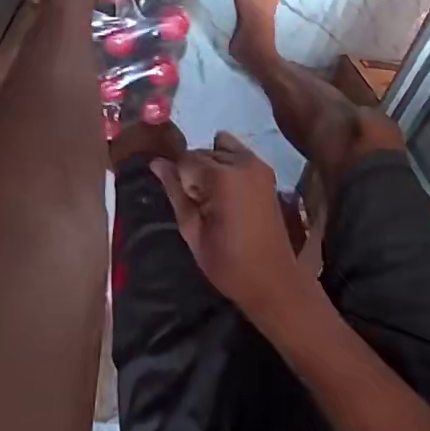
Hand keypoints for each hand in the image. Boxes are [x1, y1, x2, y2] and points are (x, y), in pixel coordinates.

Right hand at [152, 133, 310, 319]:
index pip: (185, 159)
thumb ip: (175, 191)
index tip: (187, 205)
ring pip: (220, 149)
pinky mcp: (267, 172)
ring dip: (211, 167)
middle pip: (203, 151)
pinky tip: (229, 195)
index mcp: (223, 177)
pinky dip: (228, 166)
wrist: (273, 281)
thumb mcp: (192, 230)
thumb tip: (156, 163)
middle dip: (195, 173)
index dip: (180, 181)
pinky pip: (238, 155)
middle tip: (200, 206)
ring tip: (215, 199)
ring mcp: (259, 165)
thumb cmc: (228, 263)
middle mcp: (243, 162)